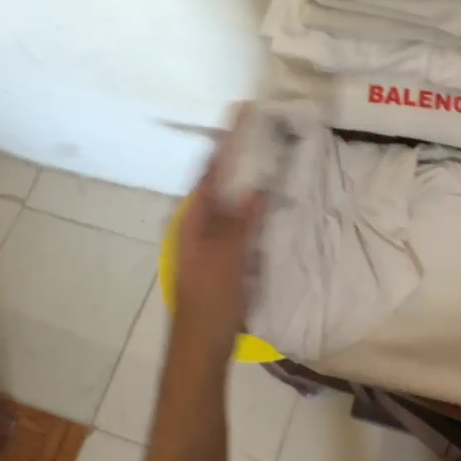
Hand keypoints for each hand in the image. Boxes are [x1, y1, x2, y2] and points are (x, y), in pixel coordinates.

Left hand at [169, 106, 267, 357]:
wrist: (200, 349)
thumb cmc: (211, 302)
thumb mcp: (229, 259)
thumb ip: (242, 222)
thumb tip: (258, 186)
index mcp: (192, 221)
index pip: (210, 170)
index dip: (226, 140)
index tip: (241, 111)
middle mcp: (195, 225)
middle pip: (217, 180)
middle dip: (236, 153)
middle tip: (261, 128)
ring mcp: (206, 241)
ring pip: (226, 199)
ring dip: (244, 177)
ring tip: (266, 154)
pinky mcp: (219, 256)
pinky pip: (235, 218)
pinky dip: (250, 202)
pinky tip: (268, 202)